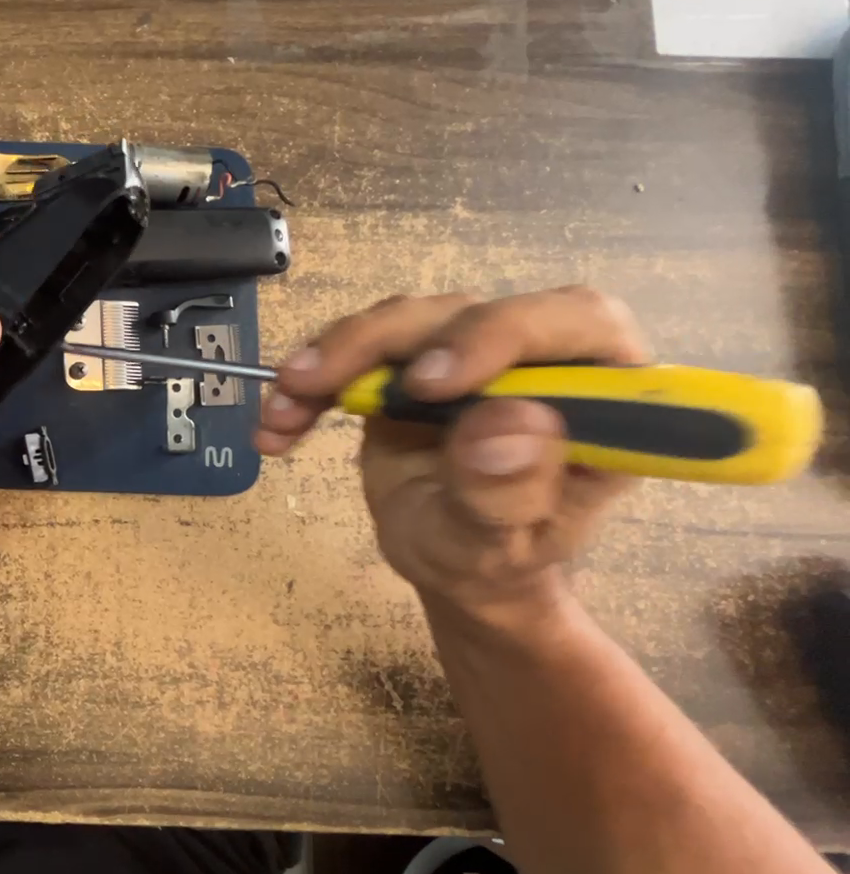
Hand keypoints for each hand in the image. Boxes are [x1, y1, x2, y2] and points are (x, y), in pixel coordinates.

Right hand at [255, 287, 648, 617]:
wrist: (449, 561)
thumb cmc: (490, 560)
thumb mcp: (497, 545)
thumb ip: (507, 492)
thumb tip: (510, 423)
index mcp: (596, 391)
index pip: (568, 322)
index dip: (495, 335)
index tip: (426, 384)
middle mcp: (532, 356)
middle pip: (457, 312)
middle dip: (375, 344)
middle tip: (309, 386)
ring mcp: (463, 355)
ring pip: (395, 323)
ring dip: (327, 361)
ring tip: (278, 415)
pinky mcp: (406, 363)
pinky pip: (350, 352)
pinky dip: (305, 385)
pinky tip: (276, 425)